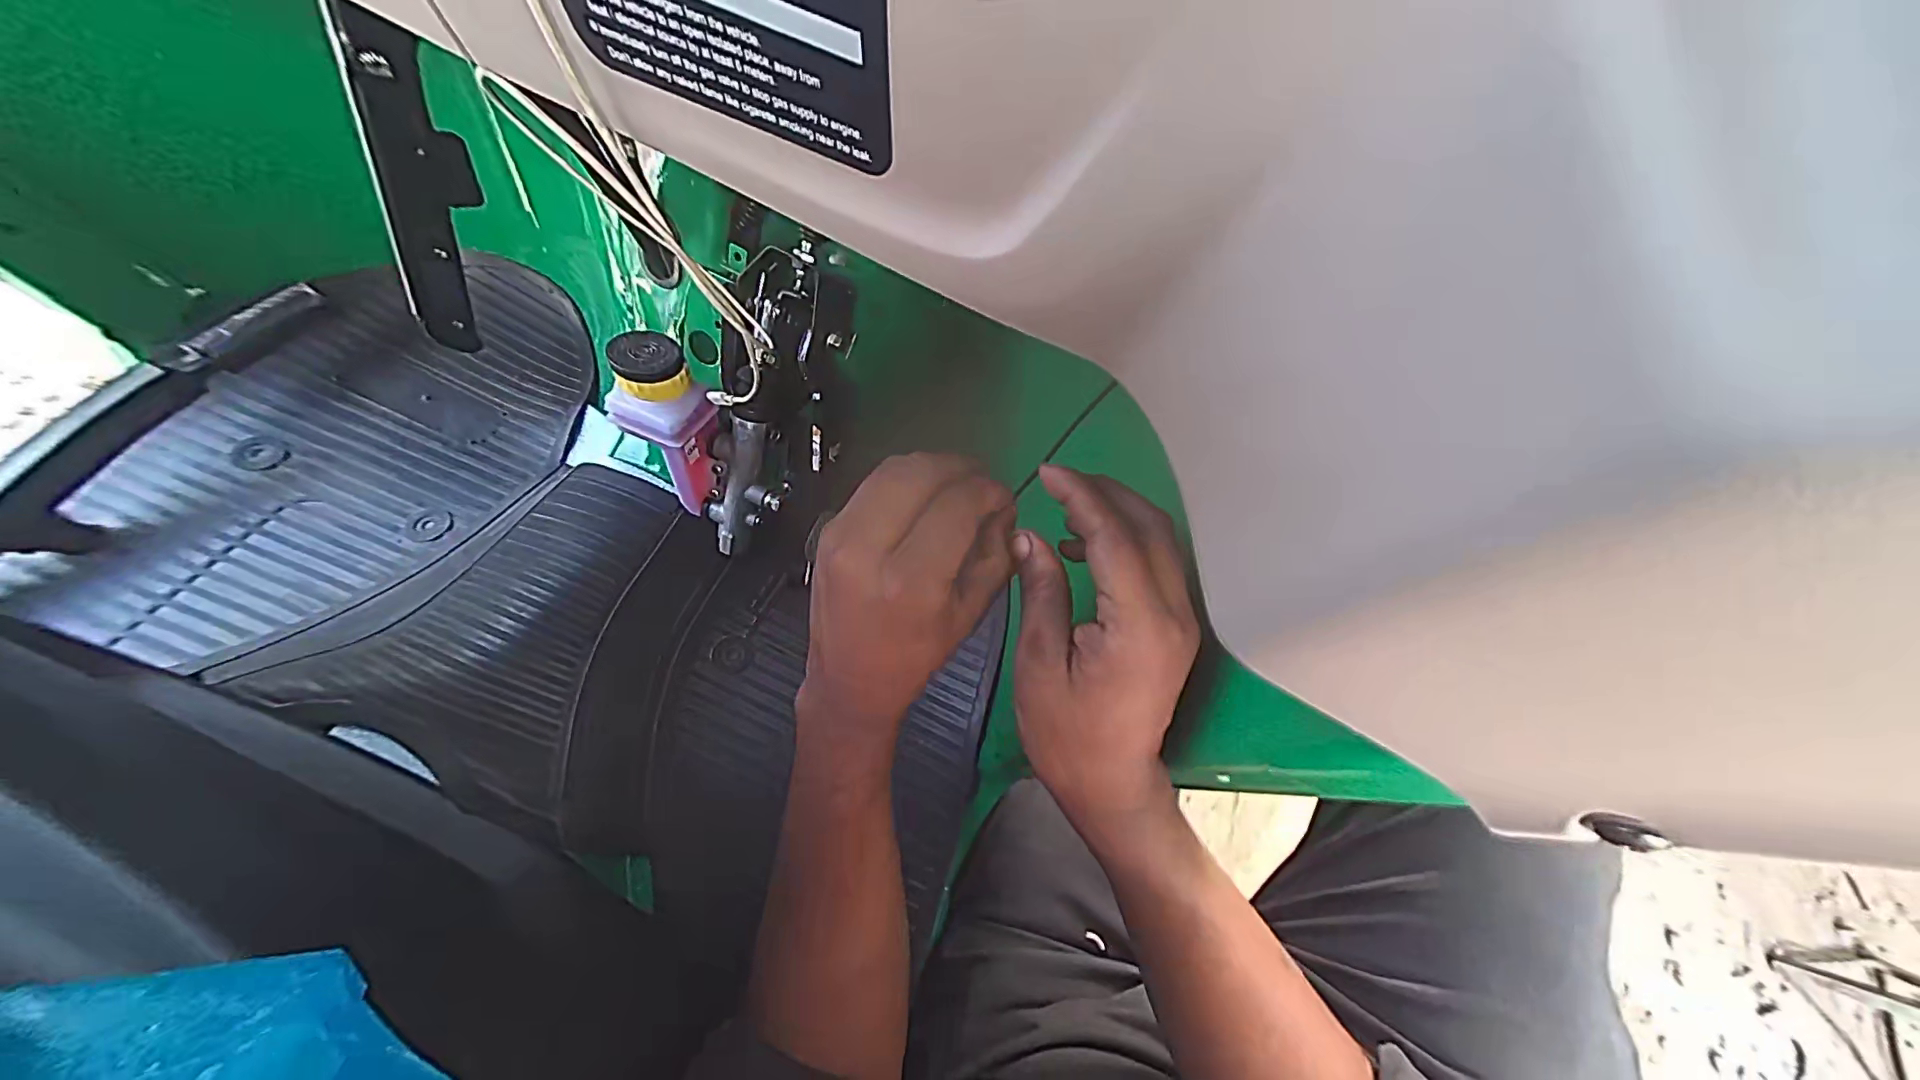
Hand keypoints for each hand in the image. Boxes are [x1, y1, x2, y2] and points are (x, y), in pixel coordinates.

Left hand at [799, 453, 1016, 773]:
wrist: (848, 678)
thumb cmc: (914, 656)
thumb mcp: (969, 614)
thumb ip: (996, 556)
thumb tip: (1003, 509)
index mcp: (910, 582)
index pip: (958, 505)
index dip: (989, 490)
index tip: (1002, 497)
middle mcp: (869, 550)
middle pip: (922, 473)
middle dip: (962, 468)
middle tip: (981, 483)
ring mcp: (841, 534)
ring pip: (894, 468)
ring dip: (933, 467)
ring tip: (955, 484)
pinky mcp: (828, 528)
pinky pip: (874, 483)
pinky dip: (906, 480)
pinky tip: (923, 496)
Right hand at [1013, 465, 1201, 828]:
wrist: (1112, 785)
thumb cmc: (1066, 735)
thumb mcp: (1038, 662)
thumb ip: (1041, 591)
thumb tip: (1029, 536)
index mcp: (1138, 623)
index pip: (1114, 534)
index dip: (1080, 495)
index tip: (1046, 473)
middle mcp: (1173, 613)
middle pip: (1148, 525)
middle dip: (1103, 491)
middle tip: (1057, 482)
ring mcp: (1182, 618)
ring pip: (1159, 538)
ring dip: (1116, 510)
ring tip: (1066, 509)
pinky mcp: (1177, 625)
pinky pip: (1157, 561)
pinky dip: (1125, 538)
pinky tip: (1085, 547)